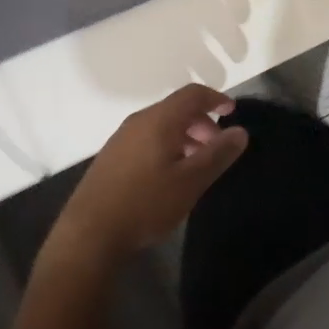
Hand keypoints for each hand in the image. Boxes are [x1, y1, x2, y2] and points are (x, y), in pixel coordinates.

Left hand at [53, 84, 249, 259]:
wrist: (89, 234)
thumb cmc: (146, 203)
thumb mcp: (191, 182)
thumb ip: (218, 154)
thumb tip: (240, 131)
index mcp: (159, 120)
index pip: (193, 94)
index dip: (215, 98)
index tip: (232, 111)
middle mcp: (139, 121)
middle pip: (176, 109)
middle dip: (201, 122)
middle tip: (216, 147)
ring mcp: (121, 139)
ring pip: (160, 125)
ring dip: (184, 136)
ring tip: (195, 164)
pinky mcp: (111, 158)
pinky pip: (146, 139)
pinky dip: (166, 146)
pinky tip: (168, 176)